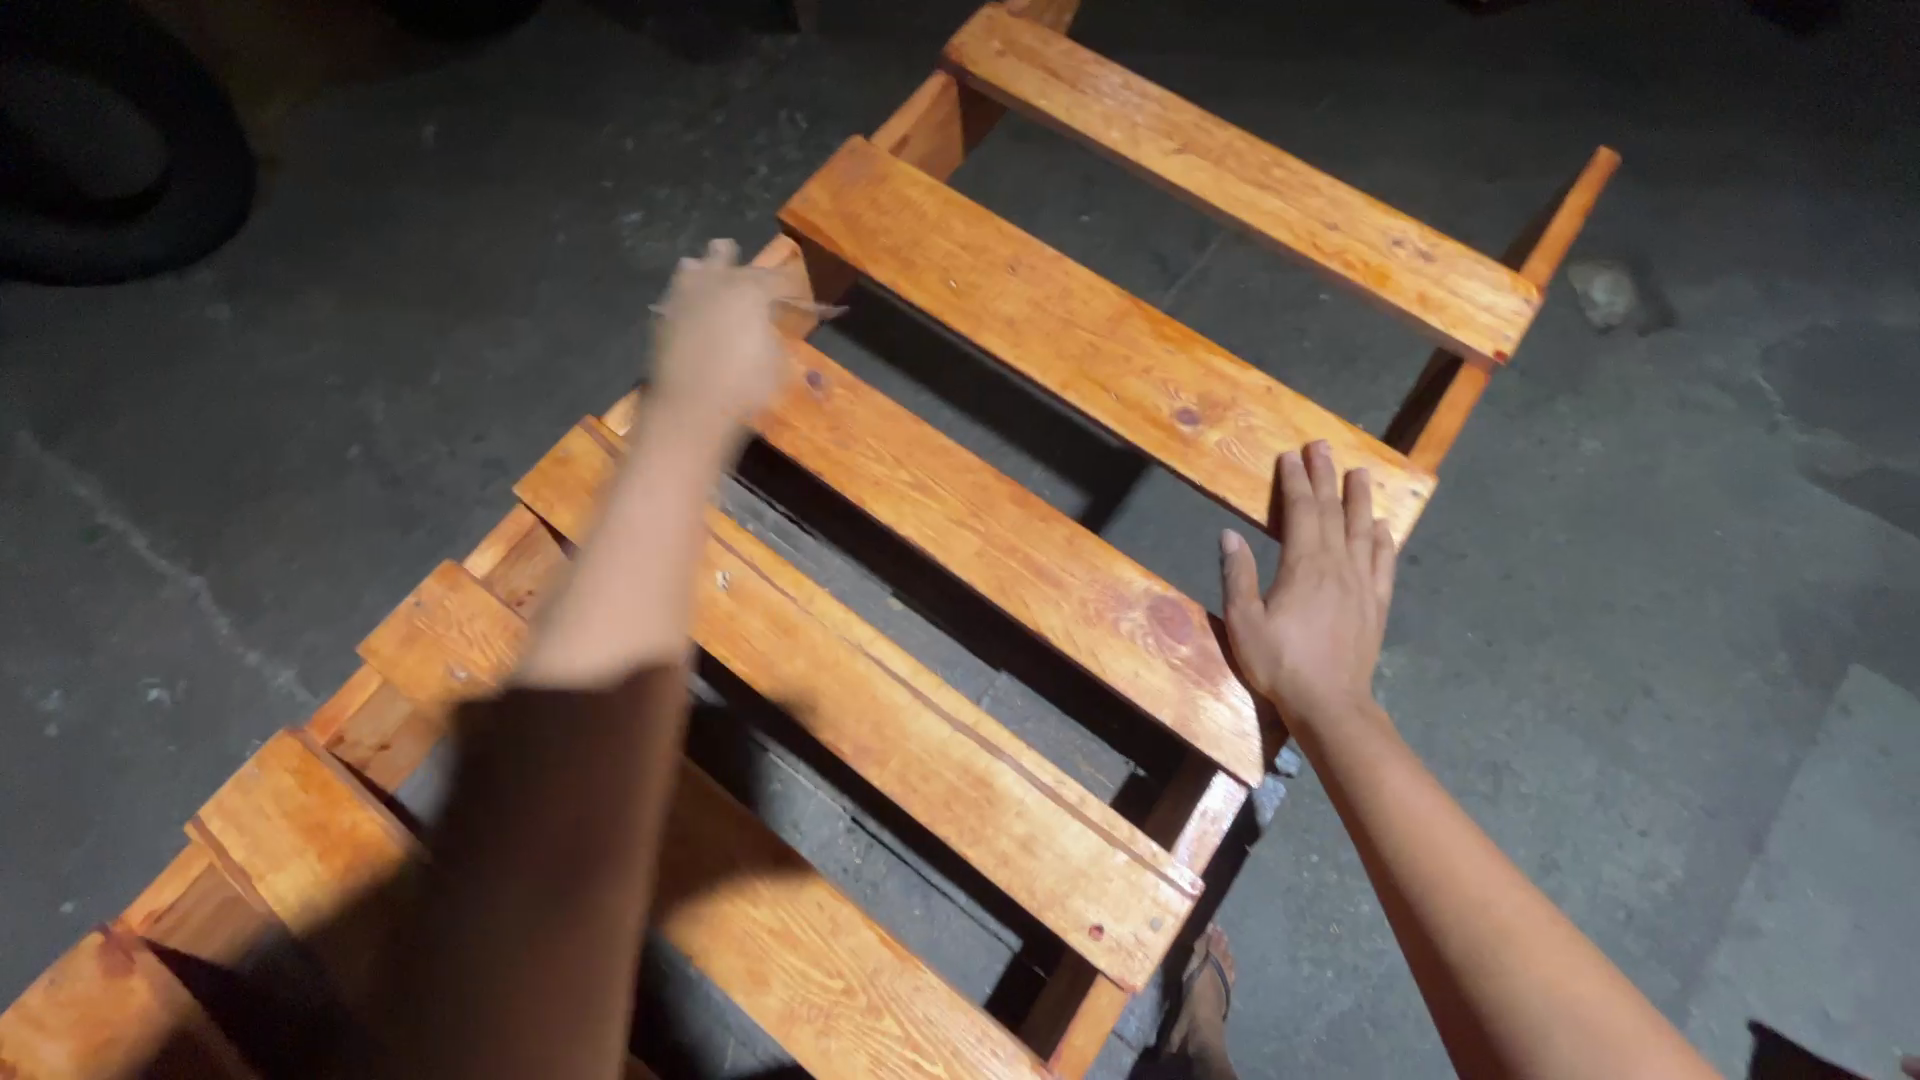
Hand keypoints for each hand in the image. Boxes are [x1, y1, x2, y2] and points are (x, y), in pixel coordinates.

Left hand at [648, 238, 803, 437]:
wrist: (691, 407)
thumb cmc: (746, 387)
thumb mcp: (777, 363)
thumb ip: (774, 336)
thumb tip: (767, 327)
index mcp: (750, 290)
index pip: (777, 277)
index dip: (789, 285)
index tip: (796, 294)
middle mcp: (714, 282)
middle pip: (724, 253)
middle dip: (739, 264)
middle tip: (750, 283)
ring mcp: (683, 296)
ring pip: (692, 266)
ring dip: (706, 273)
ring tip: (714, 290)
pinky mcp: (663, 316)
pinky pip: (677, 296)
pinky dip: (688, 301)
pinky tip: (695, 316)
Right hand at [1220, 440, 1398, 734]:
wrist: (1329, 703)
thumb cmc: (1279, 663)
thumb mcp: (1244, 621)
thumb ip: (1237, 575)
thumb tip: (1230, 535)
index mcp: (1303, 565)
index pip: (1299, 512)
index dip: (1294, 482)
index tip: (1290, 457)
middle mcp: (1337, 565)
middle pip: (1331, 512)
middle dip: (1325, 477)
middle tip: (1321, 448)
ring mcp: (1361, 584)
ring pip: (1362, 530)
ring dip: (1359, 499)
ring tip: (1360, 473)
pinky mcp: (1376, 604)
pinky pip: (1383, 562)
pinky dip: (1382, 539)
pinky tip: (1383, 527)